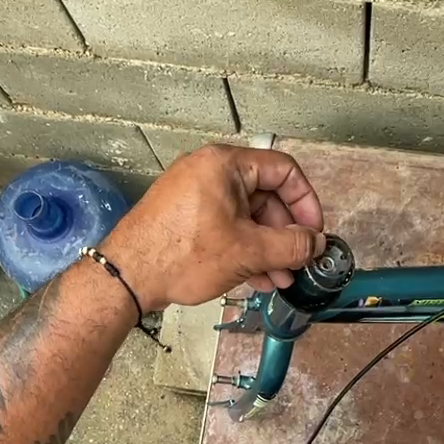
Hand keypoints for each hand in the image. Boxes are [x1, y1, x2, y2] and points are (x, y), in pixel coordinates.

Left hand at [100, 145, 326, 310]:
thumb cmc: (181, 255)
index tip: (314, 233)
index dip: (306, 203)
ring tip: (280, 278)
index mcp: (226, 164)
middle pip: (266, 196)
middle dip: (285, 234)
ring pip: (247, 216)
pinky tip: (257, 277)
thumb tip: (316, 244)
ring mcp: (195, 194)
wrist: (128, 277)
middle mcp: (210, 171)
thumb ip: (291, 245)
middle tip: (298, 262)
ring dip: (267, 247)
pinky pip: (227, 225)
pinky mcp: (186, 216)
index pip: (284, 171)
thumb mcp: (248, 252)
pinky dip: (245, 248)